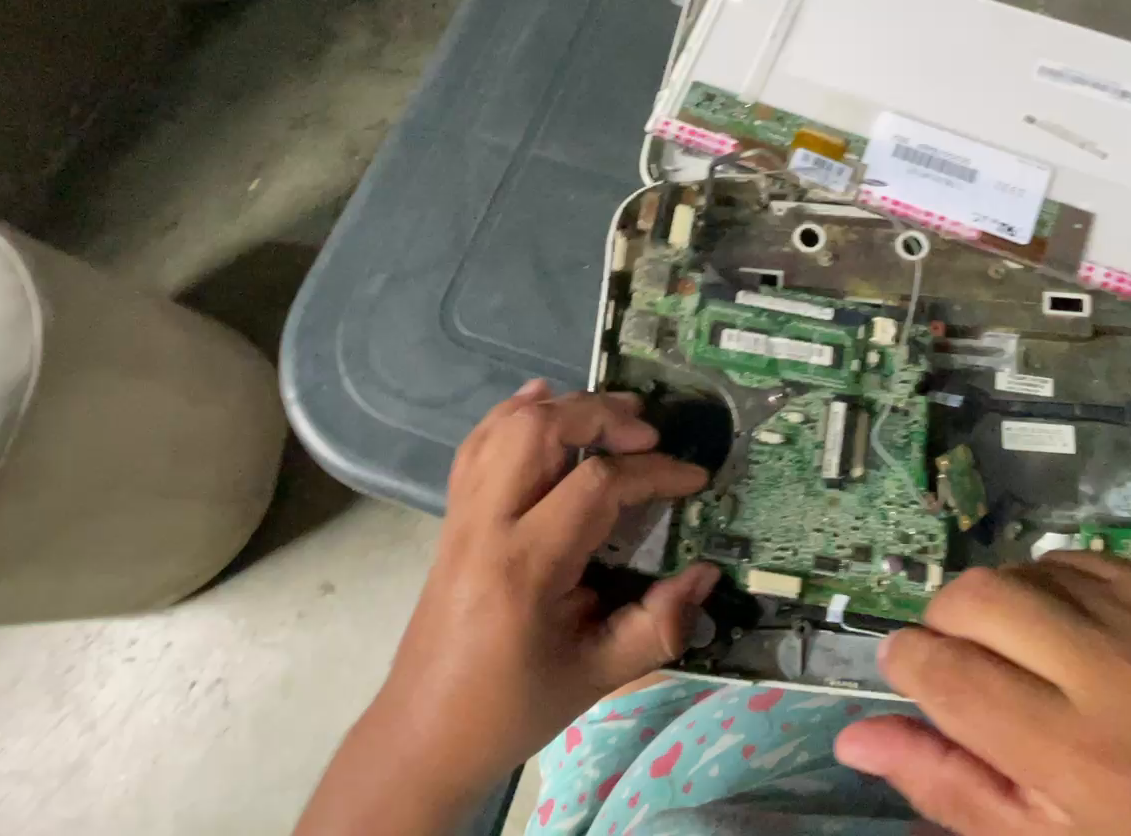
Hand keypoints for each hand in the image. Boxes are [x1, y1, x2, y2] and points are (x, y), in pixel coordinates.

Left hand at [296, 381, 717, 835]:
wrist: (423, 733)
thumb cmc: (513, 706)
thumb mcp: (598, 676)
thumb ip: (659, 625)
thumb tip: (707, 573)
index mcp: (525, 566)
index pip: (596, 485)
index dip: (654, 473)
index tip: (694, 480)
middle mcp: (487, 524)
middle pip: (540, 430)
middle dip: (602, 414)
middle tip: (649, 432)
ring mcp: (462, 514)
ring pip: (507, 425)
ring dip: (564, 406)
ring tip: (613, 415)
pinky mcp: (453, 515)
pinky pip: (479, 442)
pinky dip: (514, 412)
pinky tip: (543, 397)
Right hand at [835, 553, 1130, 835]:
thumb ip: (948, 787)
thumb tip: (855, 737)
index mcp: (1087, 763)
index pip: (951, 679)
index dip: (906, 667)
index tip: (907, 675)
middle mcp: (1118, 677)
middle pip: (973, 597)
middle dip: (943, 625)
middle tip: (964, 667)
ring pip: (1014, 572)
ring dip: (995, 611)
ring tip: (1024, 660)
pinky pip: (1063, 560)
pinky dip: (1042, 592)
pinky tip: (1065, 637)